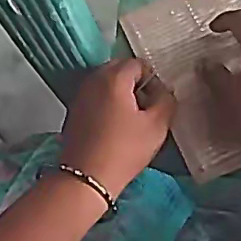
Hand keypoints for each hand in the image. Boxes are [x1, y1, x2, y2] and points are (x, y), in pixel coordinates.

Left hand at [59, 57, 175, 195]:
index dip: (153, 79)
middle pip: (119, 69)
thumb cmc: (124, 150)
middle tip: (146, 107)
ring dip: (120, 93)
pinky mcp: (73, 110)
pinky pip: (95, 96)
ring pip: (105, 82)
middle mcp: (93, 79)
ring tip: (131, 118)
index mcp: (113, 77)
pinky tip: (114, 126)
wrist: (86, 177)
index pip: (138, 63)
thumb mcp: (156, 126)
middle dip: (135, 83)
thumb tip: (164, 91)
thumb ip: (166, 100)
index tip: (158, 100)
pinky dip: (106, 102)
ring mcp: (80, 94)